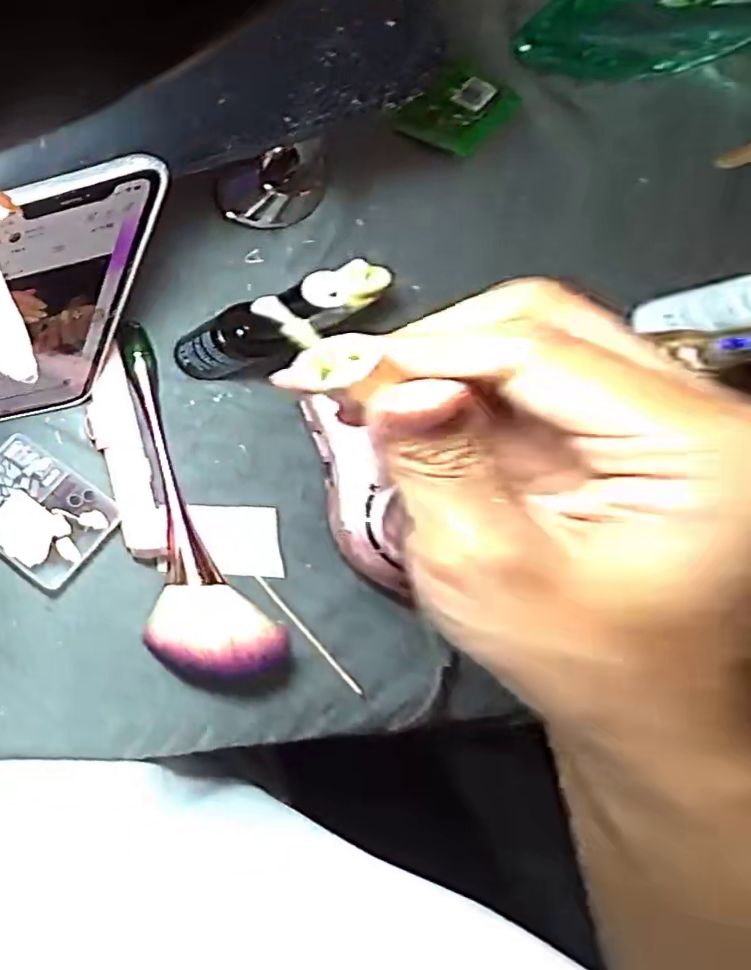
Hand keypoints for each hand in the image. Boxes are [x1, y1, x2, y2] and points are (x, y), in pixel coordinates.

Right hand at [339, 280, 750, 737]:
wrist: (640, 701)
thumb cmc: (576, 650)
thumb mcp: (482, 560)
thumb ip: (437, 465)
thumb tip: (396, 391)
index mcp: (694, 447)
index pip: (532, 351)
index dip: (417, 353)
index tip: (329, 371)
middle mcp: (689, 415)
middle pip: (537, 323)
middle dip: (426, 346)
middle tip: (345, 384)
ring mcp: (649, 422)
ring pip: (523, 340)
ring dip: (430, 363)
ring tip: (362, 402)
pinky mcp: (608, 436)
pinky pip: (516, 381)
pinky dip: (443, 389)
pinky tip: (396, 415)